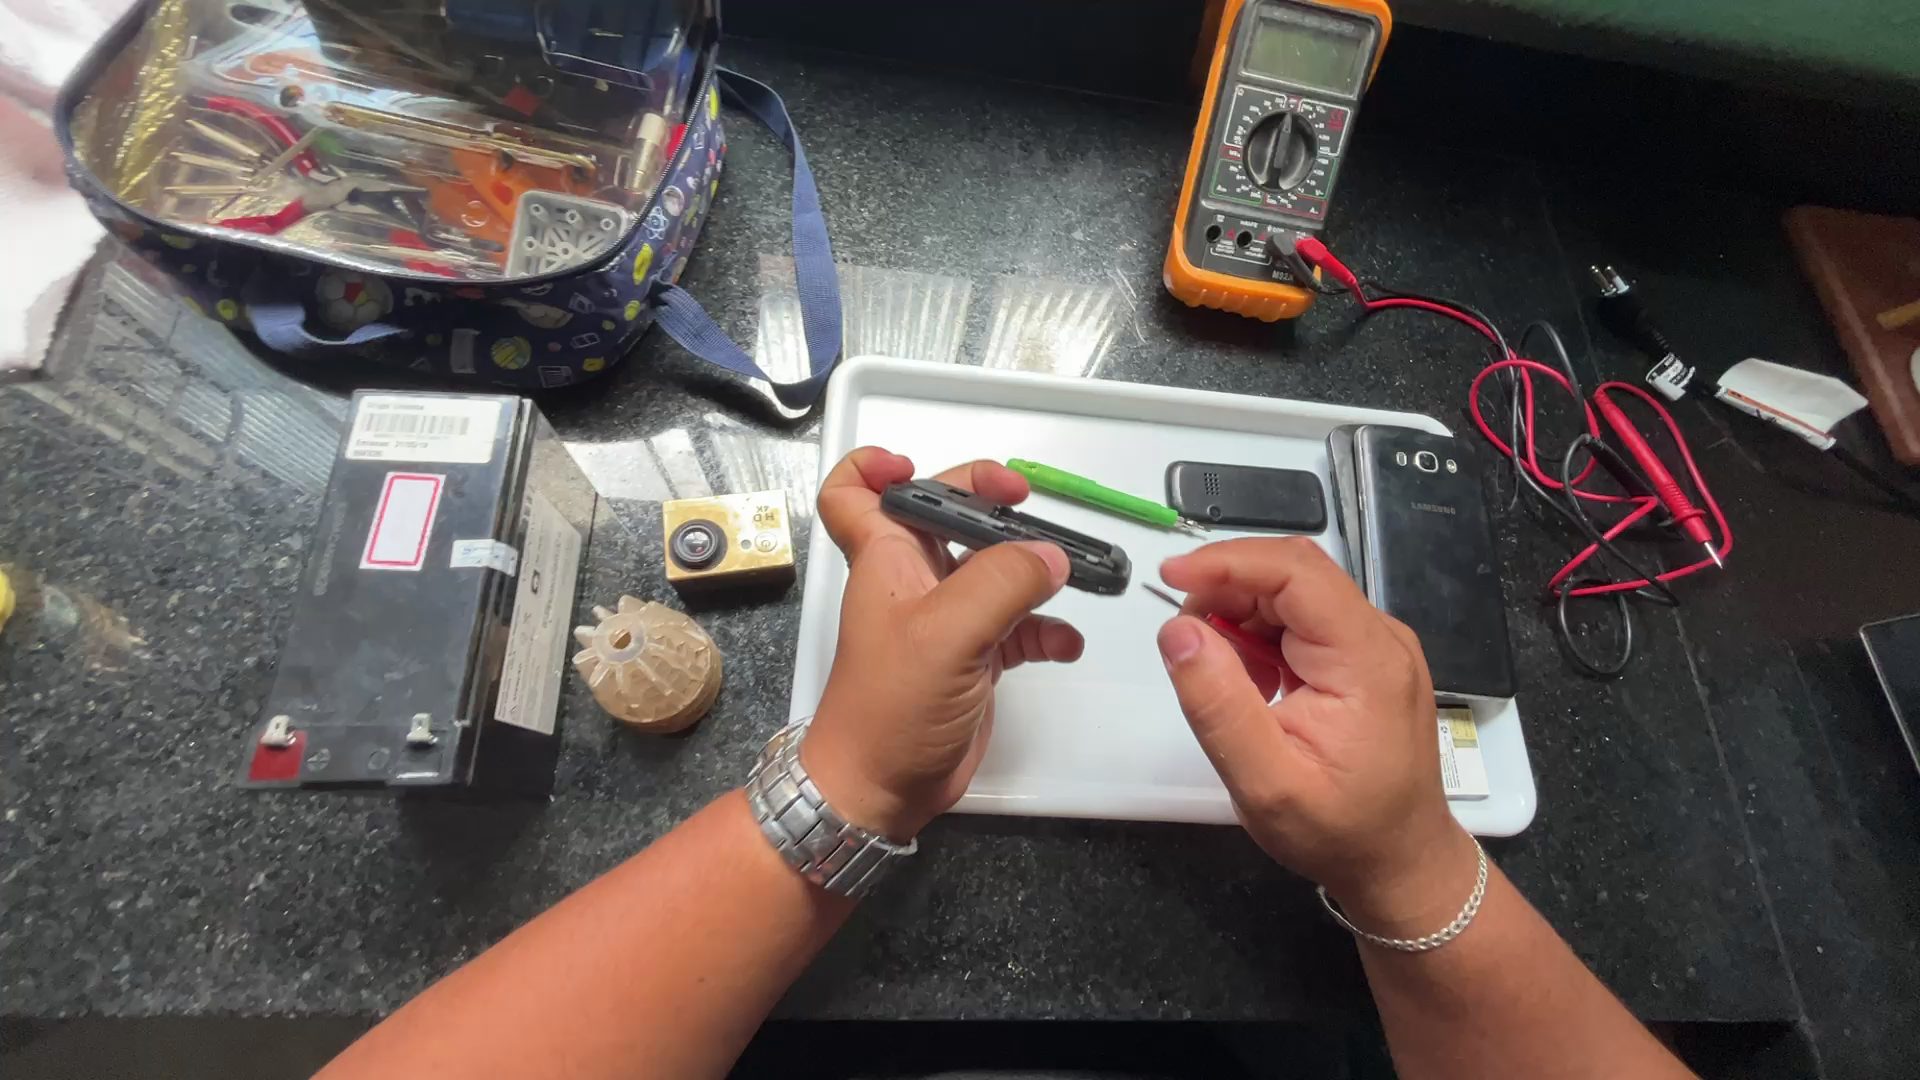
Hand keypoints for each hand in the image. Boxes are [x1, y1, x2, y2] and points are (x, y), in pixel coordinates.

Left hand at [801, 448, 1085, 841]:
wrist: (884, 790)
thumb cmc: (892, 706)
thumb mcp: (946, 633)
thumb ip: (1001, 583)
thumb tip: (1051, 555)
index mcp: (887, 558)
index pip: (854, 492)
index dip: (875, 467)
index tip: (916, 464)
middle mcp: (916, 579)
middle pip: (948, 518)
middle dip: (988, 505)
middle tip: (1025, 506)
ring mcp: (948, 618)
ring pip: (993, 569)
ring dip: (1032, 568)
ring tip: (1073, 575)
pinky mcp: (975, 656)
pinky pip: (1017, 625)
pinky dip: (1045, 628)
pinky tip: (1065, 643)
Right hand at [1155, 538, 1479, 934]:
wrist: (1400, 863)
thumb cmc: (1339, 831)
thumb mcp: (1264, 782)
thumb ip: (1217, 705)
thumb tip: (1177, 630)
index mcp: (1366, 660)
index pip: (1294, 572)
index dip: (1227, 562)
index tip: (1169, 576)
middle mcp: (1378, 636)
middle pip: (1290, 573)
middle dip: (1225, 588)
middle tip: (1185, 636)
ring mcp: (1372, 643)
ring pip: (1288, 591)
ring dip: (1237, 614)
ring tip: (1221, 674)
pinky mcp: (1359, 654)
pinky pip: (1296, 618)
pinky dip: (1255, 635)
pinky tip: (1249, 681)